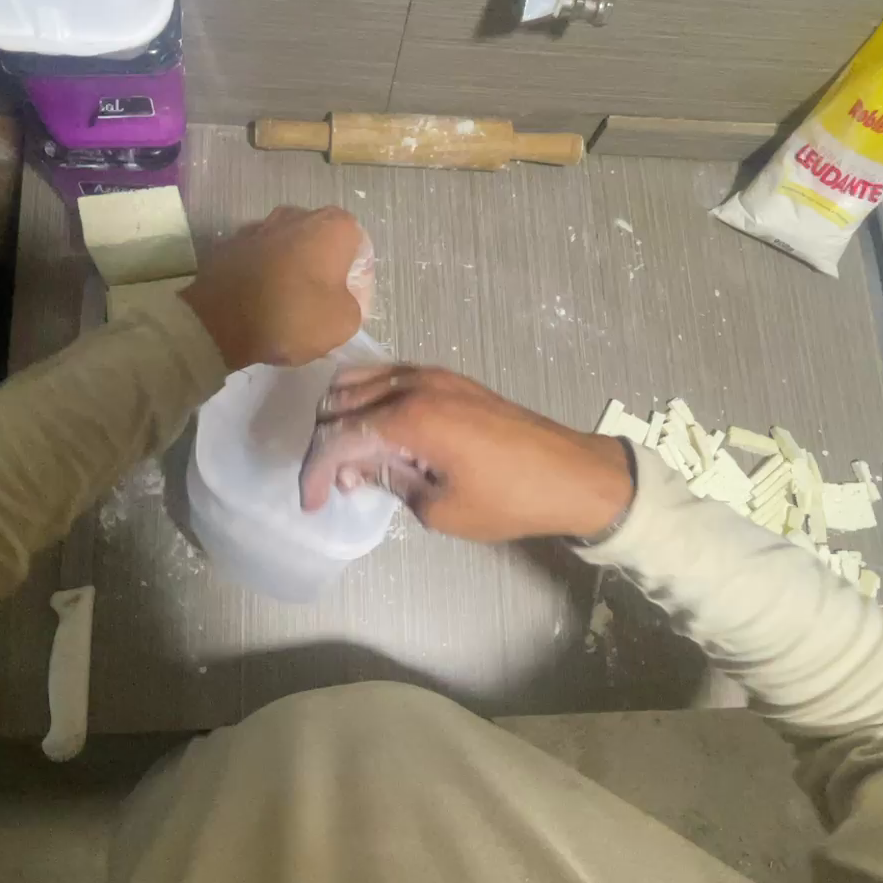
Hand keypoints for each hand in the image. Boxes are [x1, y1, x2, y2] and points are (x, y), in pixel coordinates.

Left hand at [180, 205, 372, 368]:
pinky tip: (259, 302)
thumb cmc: (293, 316)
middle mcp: (296, 214)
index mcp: (332, 226)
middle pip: (321, 243)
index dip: (357, 278)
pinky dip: (263, 275)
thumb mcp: (344, 322)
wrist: (220, 322)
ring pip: (287, 248)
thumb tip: (340, 298)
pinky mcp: (230, 243)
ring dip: (291, 270)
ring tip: (286, 304)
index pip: (358, 247)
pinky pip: (258, 258)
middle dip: (323, 269)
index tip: (347, 304)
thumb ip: (354, 303)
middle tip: (319, 303)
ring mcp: (259, 225)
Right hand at [300, 366, 632, 542]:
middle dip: (325, 444)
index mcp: (408, 417)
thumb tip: (355, 470)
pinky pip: (387, 377)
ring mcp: (432, 374)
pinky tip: (377, 433)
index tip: (312, 503)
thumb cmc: (506, 500)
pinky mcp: (448, 377)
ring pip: (359, 381)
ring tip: (352, 460)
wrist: (571, 474)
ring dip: (344, 418)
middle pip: (339, 402)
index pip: (338, 438)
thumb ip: (388, 481)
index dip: (316, 472)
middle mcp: (413, 384)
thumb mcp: (438, 508)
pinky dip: (369, 401)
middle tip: (333, 484)